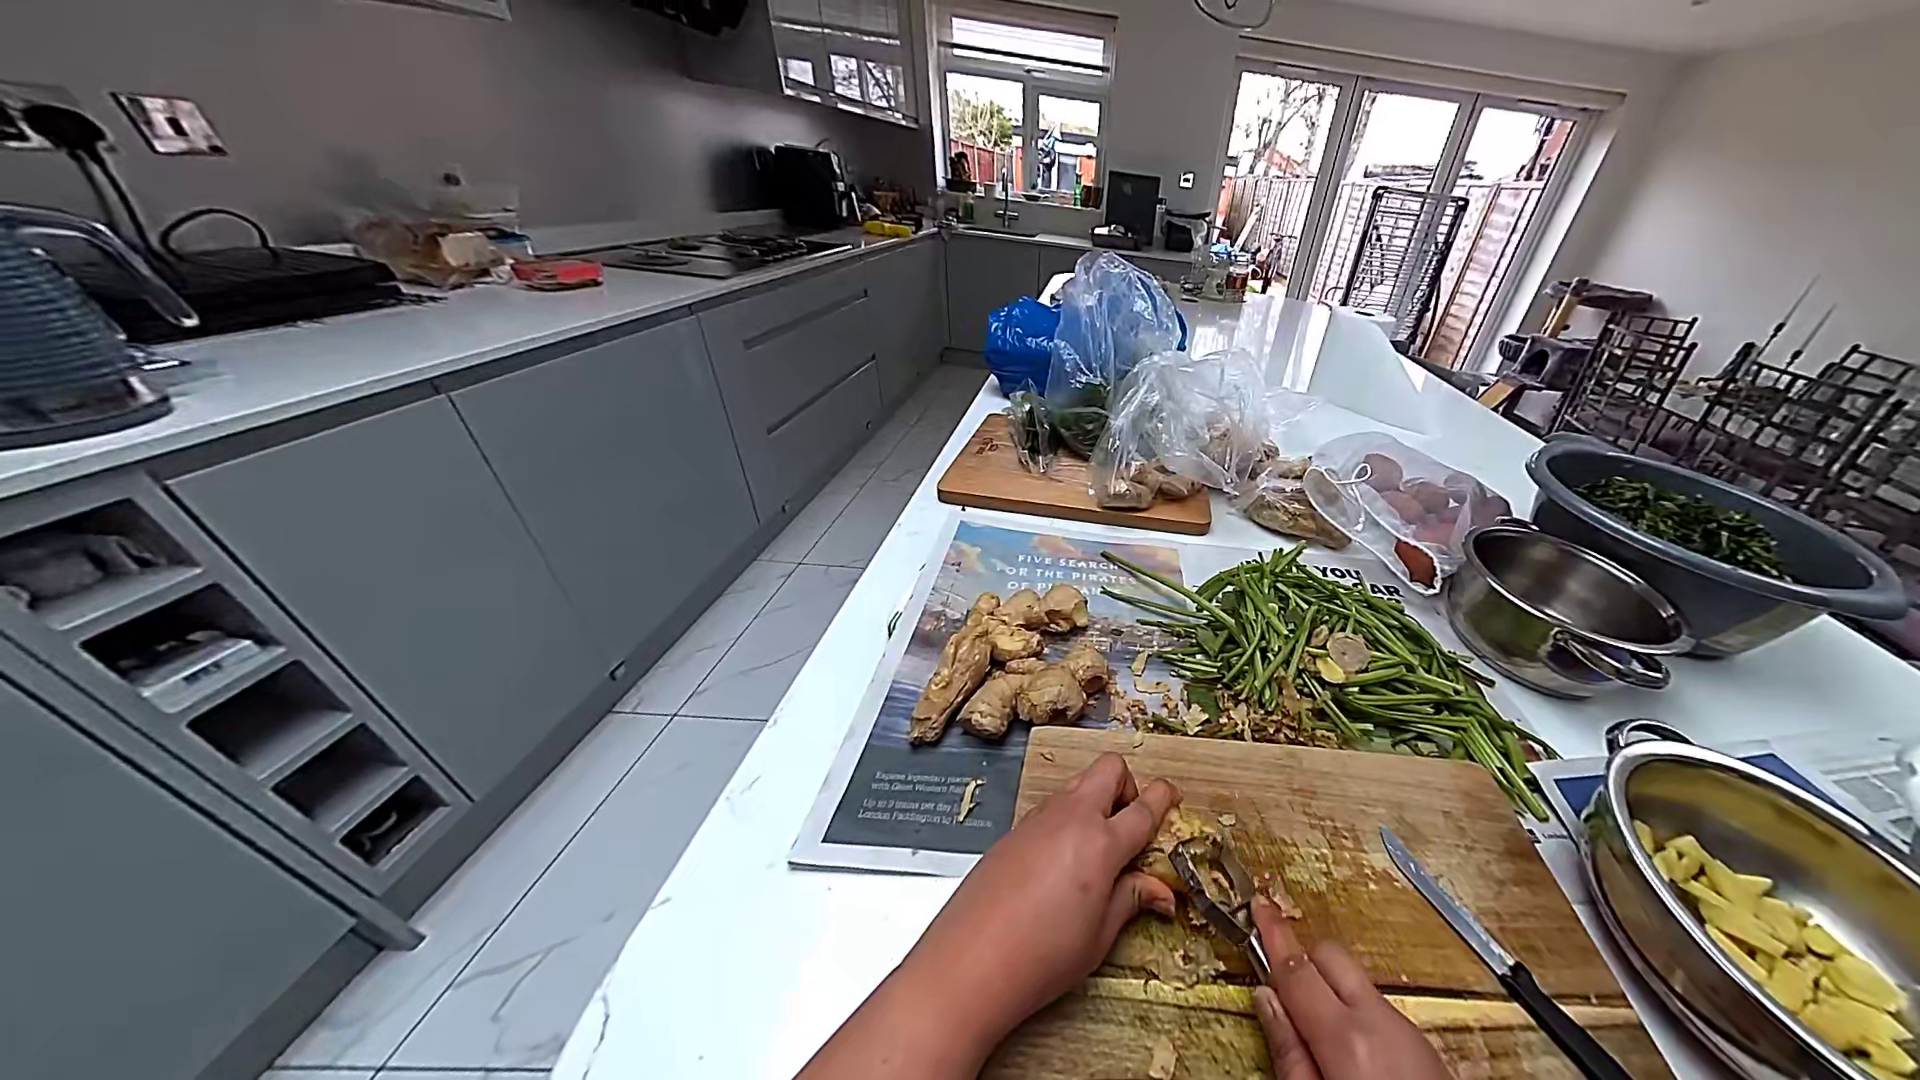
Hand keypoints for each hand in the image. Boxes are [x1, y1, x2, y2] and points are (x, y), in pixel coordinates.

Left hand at [797, 753, 1179, 1079]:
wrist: (972, 956)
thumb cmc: (1044, 954)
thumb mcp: (1099, 935)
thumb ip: (1132, 899)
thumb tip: (1164, 892)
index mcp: (1101, 842)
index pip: (1143, 807)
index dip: (1163, 797)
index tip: (1172, 796)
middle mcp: (1071, 816)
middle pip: (1109, 769)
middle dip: (1128, 785)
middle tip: (1130, 825)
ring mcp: (1039, 817)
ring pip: (1078, 784)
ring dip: (1096, 800)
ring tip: (1097, 850)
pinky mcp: (1016, 827)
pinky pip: (1052, 806)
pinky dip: (1068, 817)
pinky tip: (1063, 861)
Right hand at [1250, 894, 1453, 1079]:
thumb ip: (1288, 1050)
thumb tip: (1266, 1000)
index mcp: (1345, 1037)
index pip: (1297, 966)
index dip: (1273, 931)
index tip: (1260, 906)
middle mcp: (1380, 1023)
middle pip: (1330, 955)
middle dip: (1304, 961)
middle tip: (1284, 988)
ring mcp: (1409, 1034)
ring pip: (1356, 983)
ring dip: (1330, 992)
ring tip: (1319, 1037)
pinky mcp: (1427, 1049)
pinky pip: (1379, 1010)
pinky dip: (1356, 1014)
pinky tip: (1353, 1057)